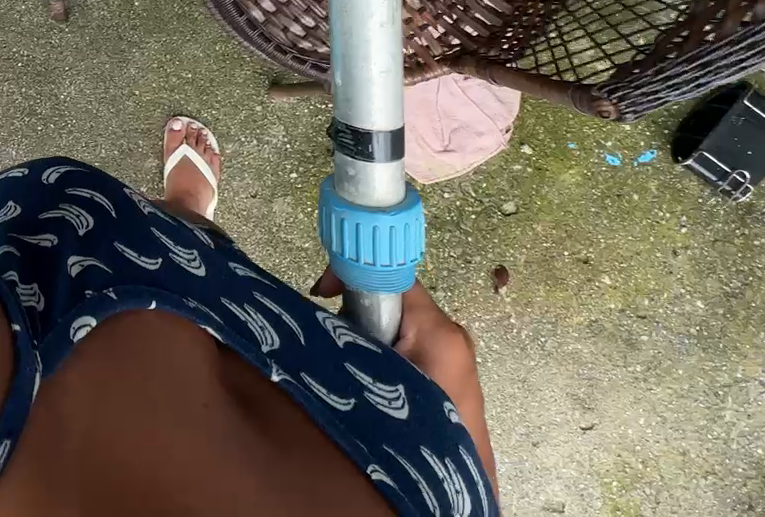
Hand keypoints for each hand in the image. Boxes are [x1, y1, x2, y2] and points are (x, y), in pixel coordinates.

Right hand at [310, 270, 495, 483]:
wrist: (457, 491)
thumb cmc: (421, 431)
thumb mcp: (374, 376)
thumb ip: (346, 339)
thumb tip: (307, 314)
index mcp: (439, 329)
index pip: (388, 274)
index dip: (350, 274)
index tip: (321, 293)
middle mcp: (452, 336)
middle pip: (390, 299)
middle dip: (355, 311)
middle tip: (331, 336)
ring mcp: (455, 358)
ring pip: (397, 326)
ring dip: (366, 336)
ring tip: (348, 364)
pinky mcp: (452, 378)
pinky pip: (408, 347)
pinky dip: (383, 353)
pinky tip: (370, 381)